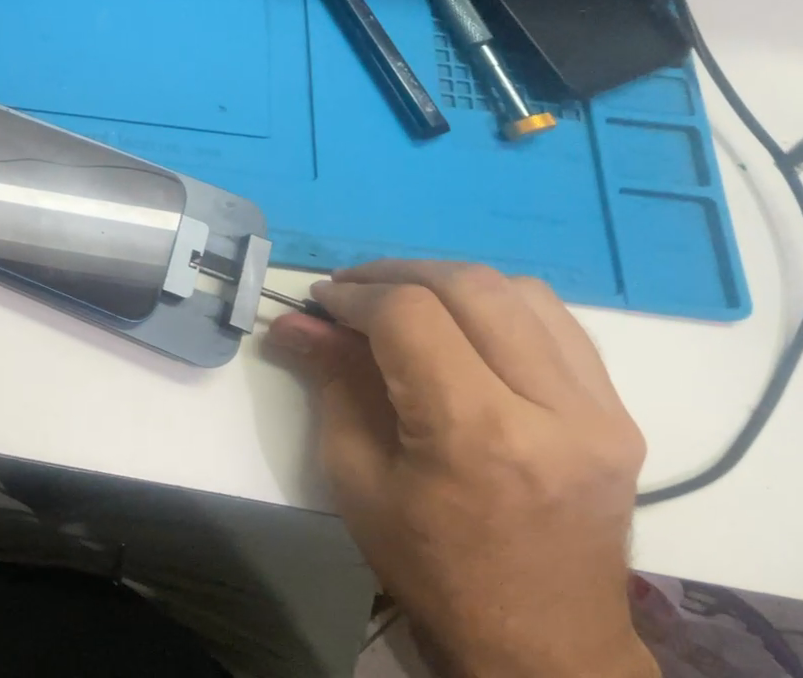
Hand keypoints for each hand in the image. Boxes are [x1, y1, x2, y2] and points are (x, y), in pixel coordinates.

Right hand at [268, 261, 655, 677]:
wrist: (538, 638)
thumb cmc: (427, 563)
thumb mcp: (354, 473)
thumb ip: (331, 380)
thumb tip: (294, 321)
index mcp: (478, 434)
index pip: (410, 316)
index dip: (353, 296)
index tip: (319, 303)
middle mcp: (554, 411)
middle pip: (471, 287)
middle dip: (396, 274)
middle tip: (350, 292)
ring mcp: (601, 412)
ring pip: (522, 293)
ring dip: (448, 282)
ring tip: (402, 302)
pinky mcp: (619, 416)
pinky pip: (558, 325)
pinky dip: (497, 307)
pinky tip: (459, 328)